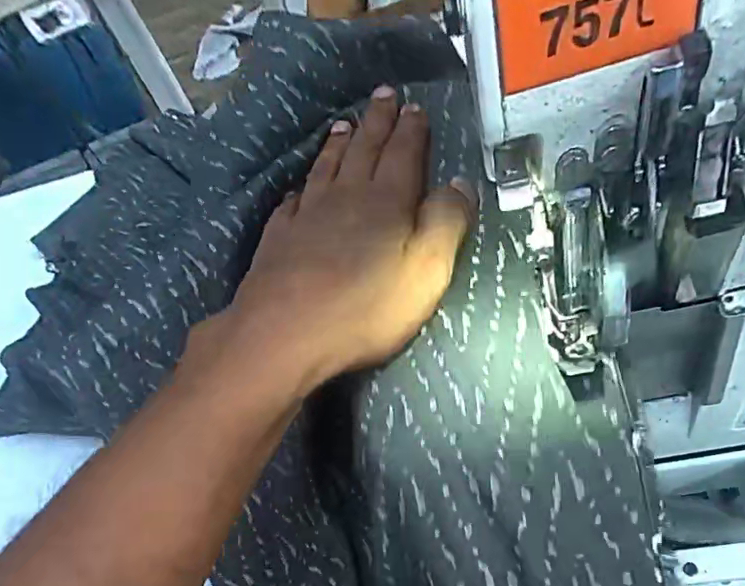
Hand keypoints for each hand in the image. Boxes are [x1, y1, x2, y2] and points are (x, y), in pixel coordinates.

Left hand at [192, 85, 474, 392]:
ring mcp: (308, 215)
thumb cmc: (368, 308)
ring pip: (328, 168)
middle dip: (377, 123)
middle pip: (364, 151)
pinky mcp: (282, 238)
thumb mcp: (427, 271)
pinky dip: (305, 185)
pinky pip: (296, 200)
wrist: (289, 331)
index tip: (416, 108)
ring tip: (344, 125)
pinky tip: (303, 185)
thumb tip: (461, 183)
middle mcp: (346, 198)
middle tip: (384, 96)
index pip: (404, 156)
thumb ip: (447, 224)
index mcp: (387, 204)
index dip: (412, 132)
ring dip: (340, 144)